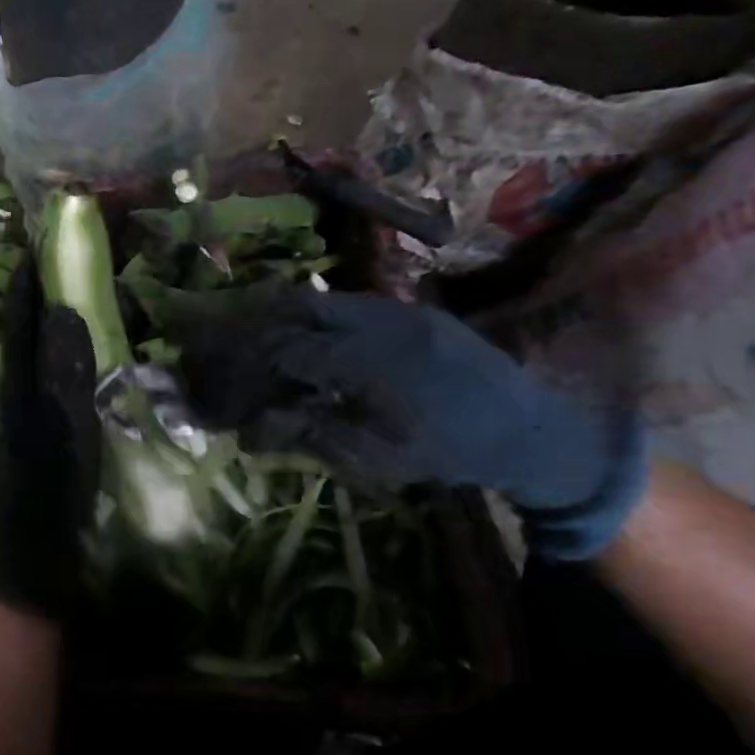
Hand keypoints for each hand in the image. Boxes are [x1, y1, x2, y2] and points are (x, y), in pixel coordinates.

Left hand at [0, 258, 98, 618]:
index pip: (21, 306)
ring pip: (47, 333)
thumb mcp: (62, 415)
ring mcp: (36, 389)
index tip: (48, 234)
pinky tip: (101, 332)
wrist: (41, 523)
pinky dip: (78, 333)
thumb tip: (65, 307)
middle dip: (50, 278)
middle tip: (80, 248)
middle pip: (33, 313)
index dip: (31, 269)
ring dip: (64, 302)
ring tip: (93, 279)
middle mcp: (23, 371)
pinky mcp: (51, 405)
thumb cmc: (54, 468)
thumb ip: (64, 363)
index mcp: (21, 367)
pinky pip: (62, 355)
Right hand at [178, 291, 645, 558]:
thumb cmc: (445, 451)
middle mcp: (378, 321)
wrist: (529, 427)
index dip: (248, 363)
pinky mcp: (412, 309)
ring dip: (287, 317)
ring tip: (265, 342)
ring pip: (323, 298)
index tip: (226, 378)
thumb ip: (307, 434)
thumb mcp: (373, 456)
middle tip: (233, 346)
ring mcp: (398, 309)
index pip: (286, 350)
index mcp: (367, 362)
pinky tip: (314, 342)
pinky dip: (320, 319)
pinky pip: (351, 303)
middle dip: (257, 324)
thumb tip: (247, 429)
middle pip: (297, 306)